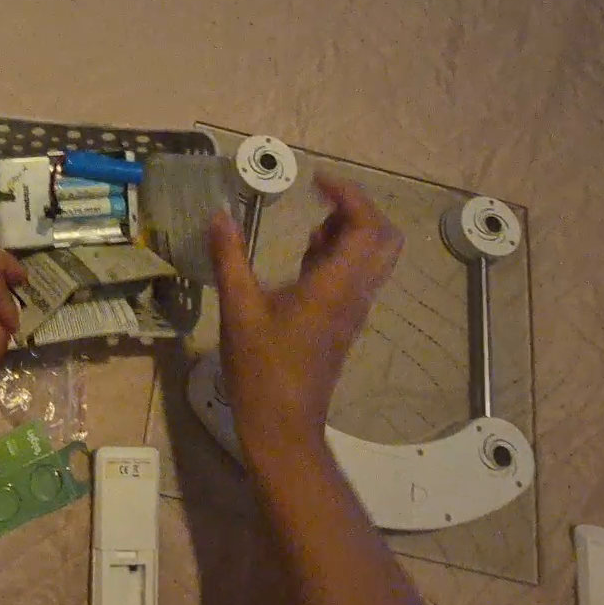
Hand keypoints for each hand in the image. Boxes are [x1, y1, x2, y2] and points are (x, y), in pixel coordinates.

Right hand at [207, 174, 402, 452]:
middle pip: (383, 240)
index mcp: (335, 287)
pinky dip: (340, 253)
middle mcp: (354, 294)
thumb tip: (220, 215)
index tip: (317, 180)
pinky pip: (355, 276)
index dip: (350, 196)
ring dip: (351, 231)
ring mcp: (351, 311)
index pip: (366, 227)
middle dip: (359, 209)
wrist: (283, 423)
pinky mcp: (341, 323)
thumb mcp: (238, 308)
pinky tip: (307, 252)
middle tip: (323, 196)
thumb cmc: (261, 367)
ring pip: (372, 258)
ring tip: (312, 218)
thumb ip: (229, 258)